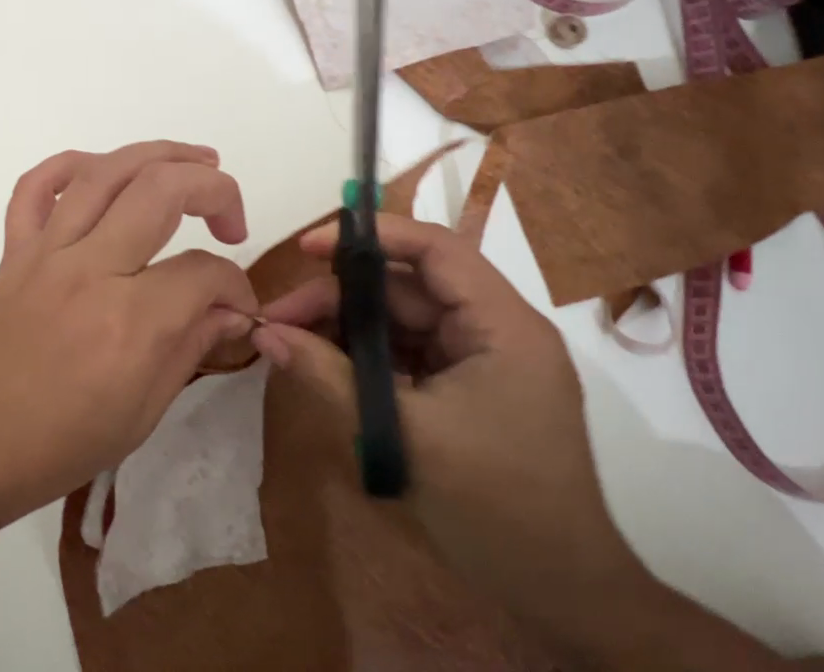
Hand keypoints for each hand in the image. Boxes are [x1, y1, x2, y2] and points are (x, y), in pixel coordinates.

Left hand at [0, 142, 261, 529]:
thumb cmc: (60, 445)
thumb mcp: (143, 413)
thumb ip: (191, 347)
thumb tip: (232, 310)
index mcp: (130, 323)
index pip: (205, 271)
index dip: (237, 285)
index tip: (238, 305)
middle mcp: (90, 271)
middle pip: (162, 190)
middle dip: (215, 189)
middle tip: (231, 219)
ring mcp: (45, 254)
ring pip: (104, 172)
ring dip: (159, 154)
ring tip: (197, 159)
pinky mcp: (12, 252)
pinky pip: (34, 187)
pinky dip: (70, 165)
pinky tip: (101, 169)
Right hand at [251, 216, 643, 618]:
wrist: (558, 587)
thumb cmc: (493, 502)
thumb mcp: (401, 434)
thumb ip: (330, 377)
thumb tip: (265, 333)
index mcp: (502, 326)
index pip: (436, 250)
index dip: (370, 237)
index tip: (308, 246)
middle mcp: (495, 331)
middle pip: (408, 287)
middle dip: (340, 296)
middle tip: (278, 318)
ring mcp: (481, 362)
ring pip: (402, 321)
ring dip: (346, 327)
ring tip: (289, 341)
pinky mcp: (466, 390)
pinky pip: (408, 354)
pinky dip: (364, 356)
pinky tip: (323, 363)